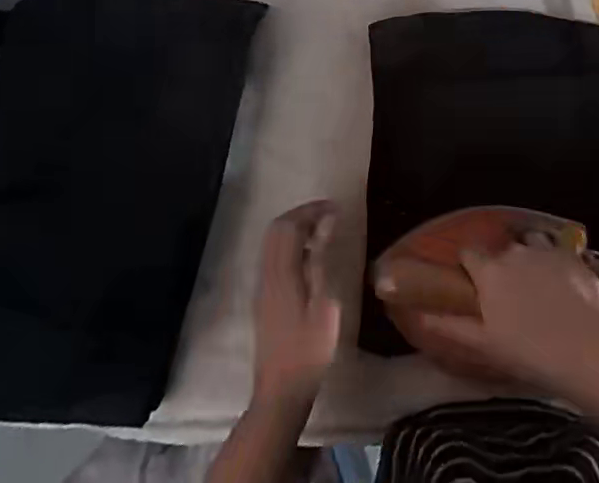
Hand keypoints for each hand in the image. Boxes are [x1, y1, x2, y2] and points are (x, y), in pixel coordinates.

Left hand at [251, 200, 341, 405]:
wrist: (280, 392)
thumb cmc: (309, 350)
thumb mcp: (324, 303)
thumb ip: (321, 260)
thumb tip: (326, 224)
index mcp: (282, 273)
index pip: (290, 225)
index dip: (311, 210)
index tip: (336, 208)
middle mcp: (266, 274)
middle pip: (276, 229)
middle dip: (301, 214)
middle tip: (329, 214)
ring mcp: (262, 286)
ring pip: (272, 242)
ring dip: (295, 228)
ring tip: (323, 231)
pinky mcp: (264, 297)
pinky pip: (274, 256)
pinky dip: (291, 244)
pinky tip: (311, 257)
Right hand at [410, 236, 598, 386]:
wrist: (586, 347)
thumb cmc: (528, 351)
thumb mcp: (483, 344)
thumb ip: (450, 326)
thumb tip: (419, 314)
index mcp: (489, 271)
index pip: (469, 253)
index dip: (469, 265)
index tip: (472, 281)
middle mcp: (514, 252)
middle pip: (501, 249)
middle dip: (502, 264)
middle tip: (510, 292)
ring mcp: (546, 250)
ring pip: (531, 242)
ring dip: (530, 255)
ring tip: (538, 281)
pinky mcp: (573, 256)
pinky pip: (559, 250)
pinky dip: (557, 261)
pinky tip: (564, 283)